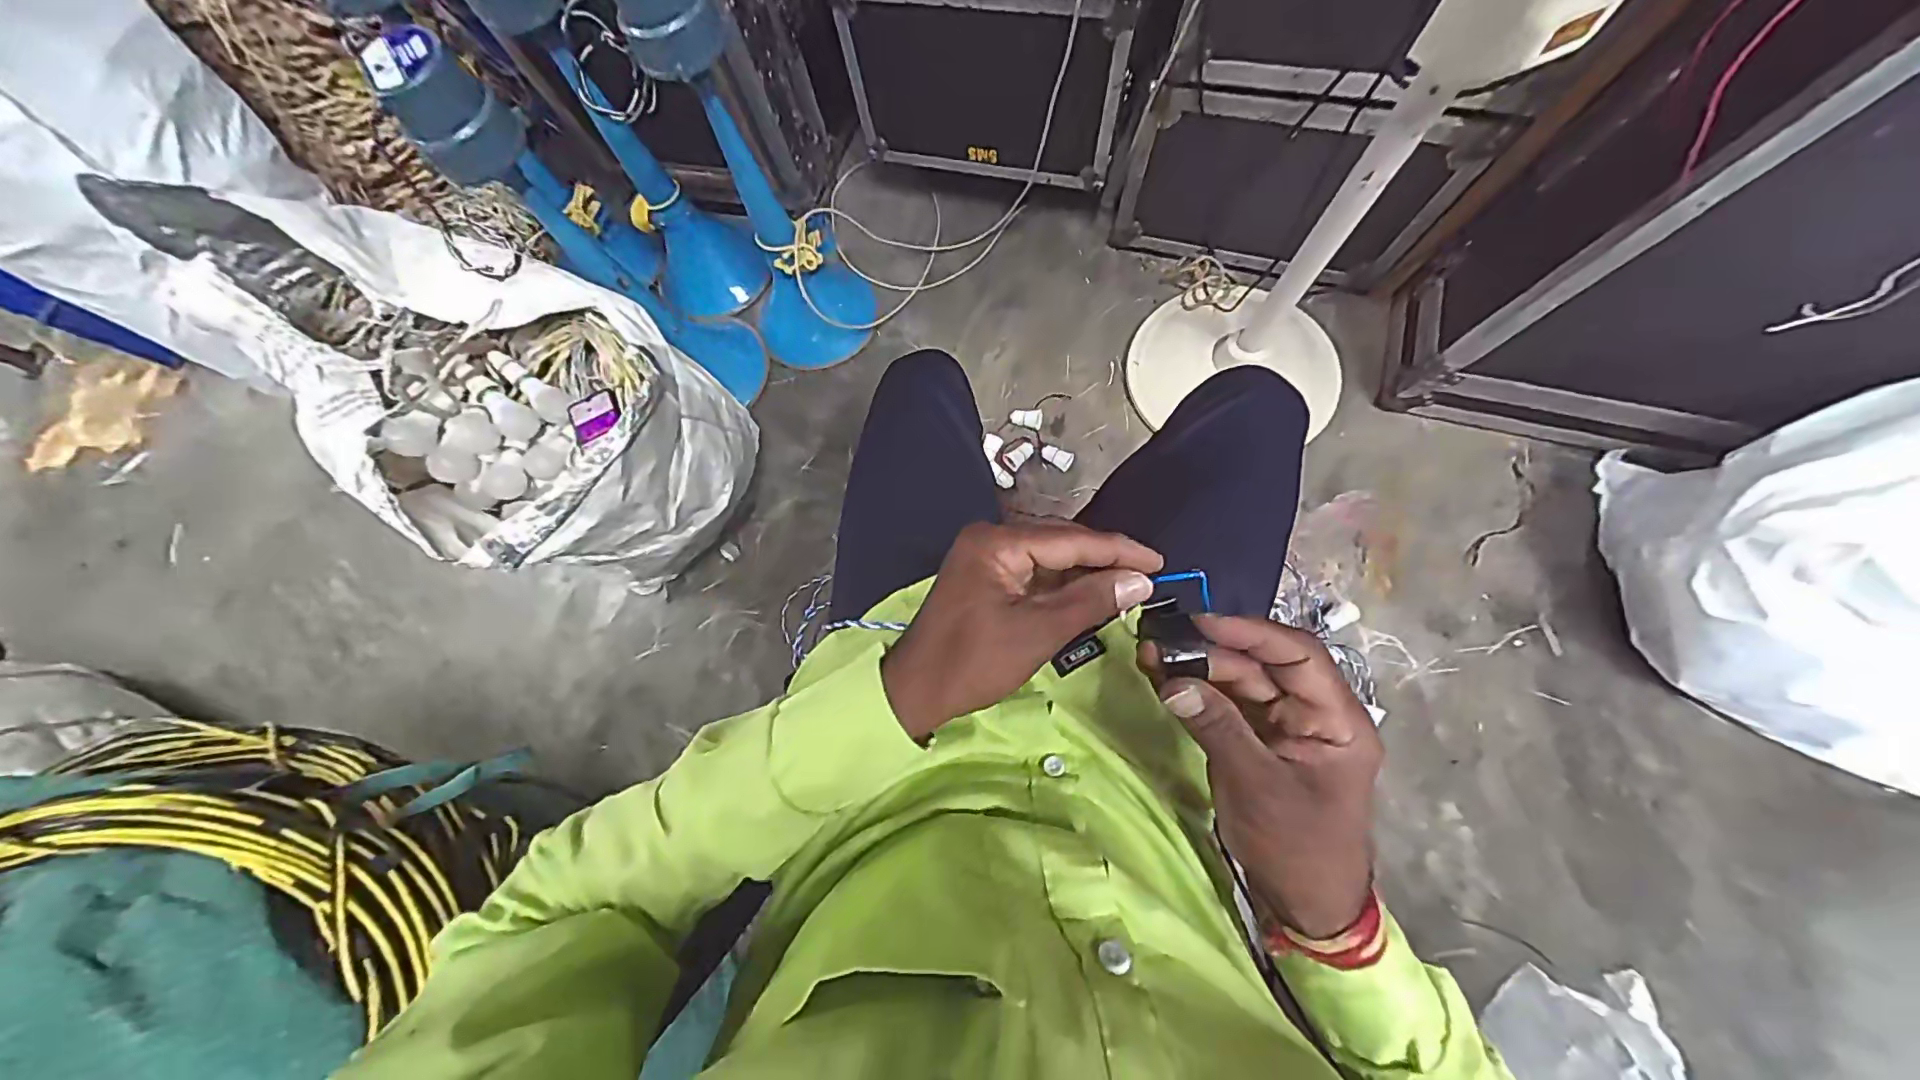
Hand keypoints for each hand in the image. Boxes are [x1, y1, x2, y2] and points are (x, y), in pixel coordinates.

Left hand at [882, 521, 1161, 739]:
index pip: (1070, 539)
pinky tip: (1090, 595)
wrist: (915, 691)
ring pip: (1049, 557)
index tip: (1159, 562)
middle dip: (1103, 559)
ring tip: (1128, 585)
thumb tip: (1140, 580)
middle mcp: (990, 538)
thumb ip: (1090, 601)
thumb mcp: (1038, 632)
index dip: (1118, 550)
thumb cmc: (973, 663)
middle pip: (1060, 541)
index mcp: (997, 542)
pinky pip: (1033, 572)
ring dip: (1085, 572)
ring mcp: (985, 557)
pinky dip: (1062, 585)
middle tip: (1147, 575)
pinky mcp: (985, 577)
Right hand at [1139, 615, 1381, 937]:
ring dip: (1196, 668)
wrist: (1303, 903)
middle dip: (1210, 652)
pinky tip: (1162, 678)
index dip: (1251, 632)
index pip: (1299, 656)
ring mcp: (1280, 725)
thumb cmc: (1297, 846)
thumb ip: (1217, 727)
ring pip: (1237, 681)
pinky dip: (1194, 692)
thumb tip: (1172, 682)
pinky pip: (1224, 704)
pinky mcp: (1255, 739)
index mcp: (1336, 719)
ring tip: (1151, 657)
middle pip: (1261, 666)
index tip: (1202, 622)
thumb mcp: (1257, 785)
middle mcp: (1310, 712)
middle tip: (1159, 644)